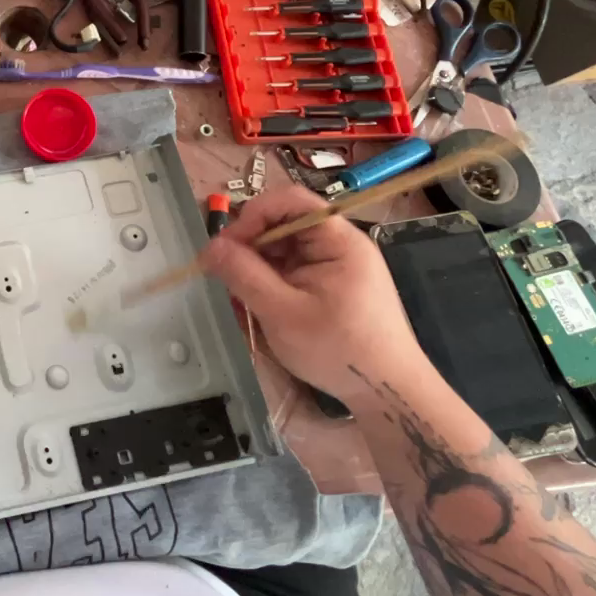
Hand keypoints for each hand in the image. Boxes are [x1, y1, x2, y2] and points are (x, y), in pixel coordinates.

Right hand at [199, 186, 428, 406]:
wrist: (386, 394)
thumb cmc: (339, 351)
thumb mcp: (282, 313)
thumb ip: (243, 274)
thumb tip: (208, 246)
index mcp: (338, 240)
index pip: (290, 201)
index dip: (254, 214)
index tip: (228, 246)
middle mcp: (338, 244)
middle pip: (282, 223)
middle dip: (250, 246)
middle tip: (226, 276)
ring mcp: (334, 264)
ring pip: (281, 248)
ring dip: (256, 267)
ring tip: (243, 299)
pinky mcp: (329, 283)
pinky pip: (289, 268)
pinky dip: (268, 282)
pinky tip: (260, 306)